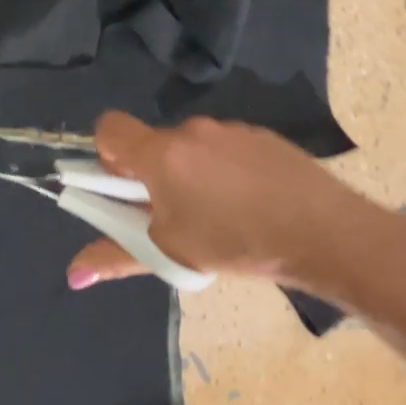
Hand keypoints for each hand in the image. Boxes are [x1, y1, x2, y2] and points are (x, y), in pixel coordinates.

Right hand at [66, 111, 405, 295]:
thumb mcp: (170, 253)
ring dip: (191, 173)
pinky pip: (228, 150)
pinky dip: (227, 172)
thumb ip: (115, 256)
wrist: (333, 236)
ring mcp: (232, 131)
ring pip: (191, 148)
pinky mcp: (267, 138)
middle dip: (153, 173)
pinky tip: (252, 205)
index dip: (108, 155)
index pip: (109, 128)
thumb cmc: (238, 243)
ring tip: (219, 215)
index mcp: (159, 153)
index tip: (127, 188)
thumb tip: (72, 276)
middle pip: (152, 143)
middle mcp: (191, 131)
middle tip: (173, 214)